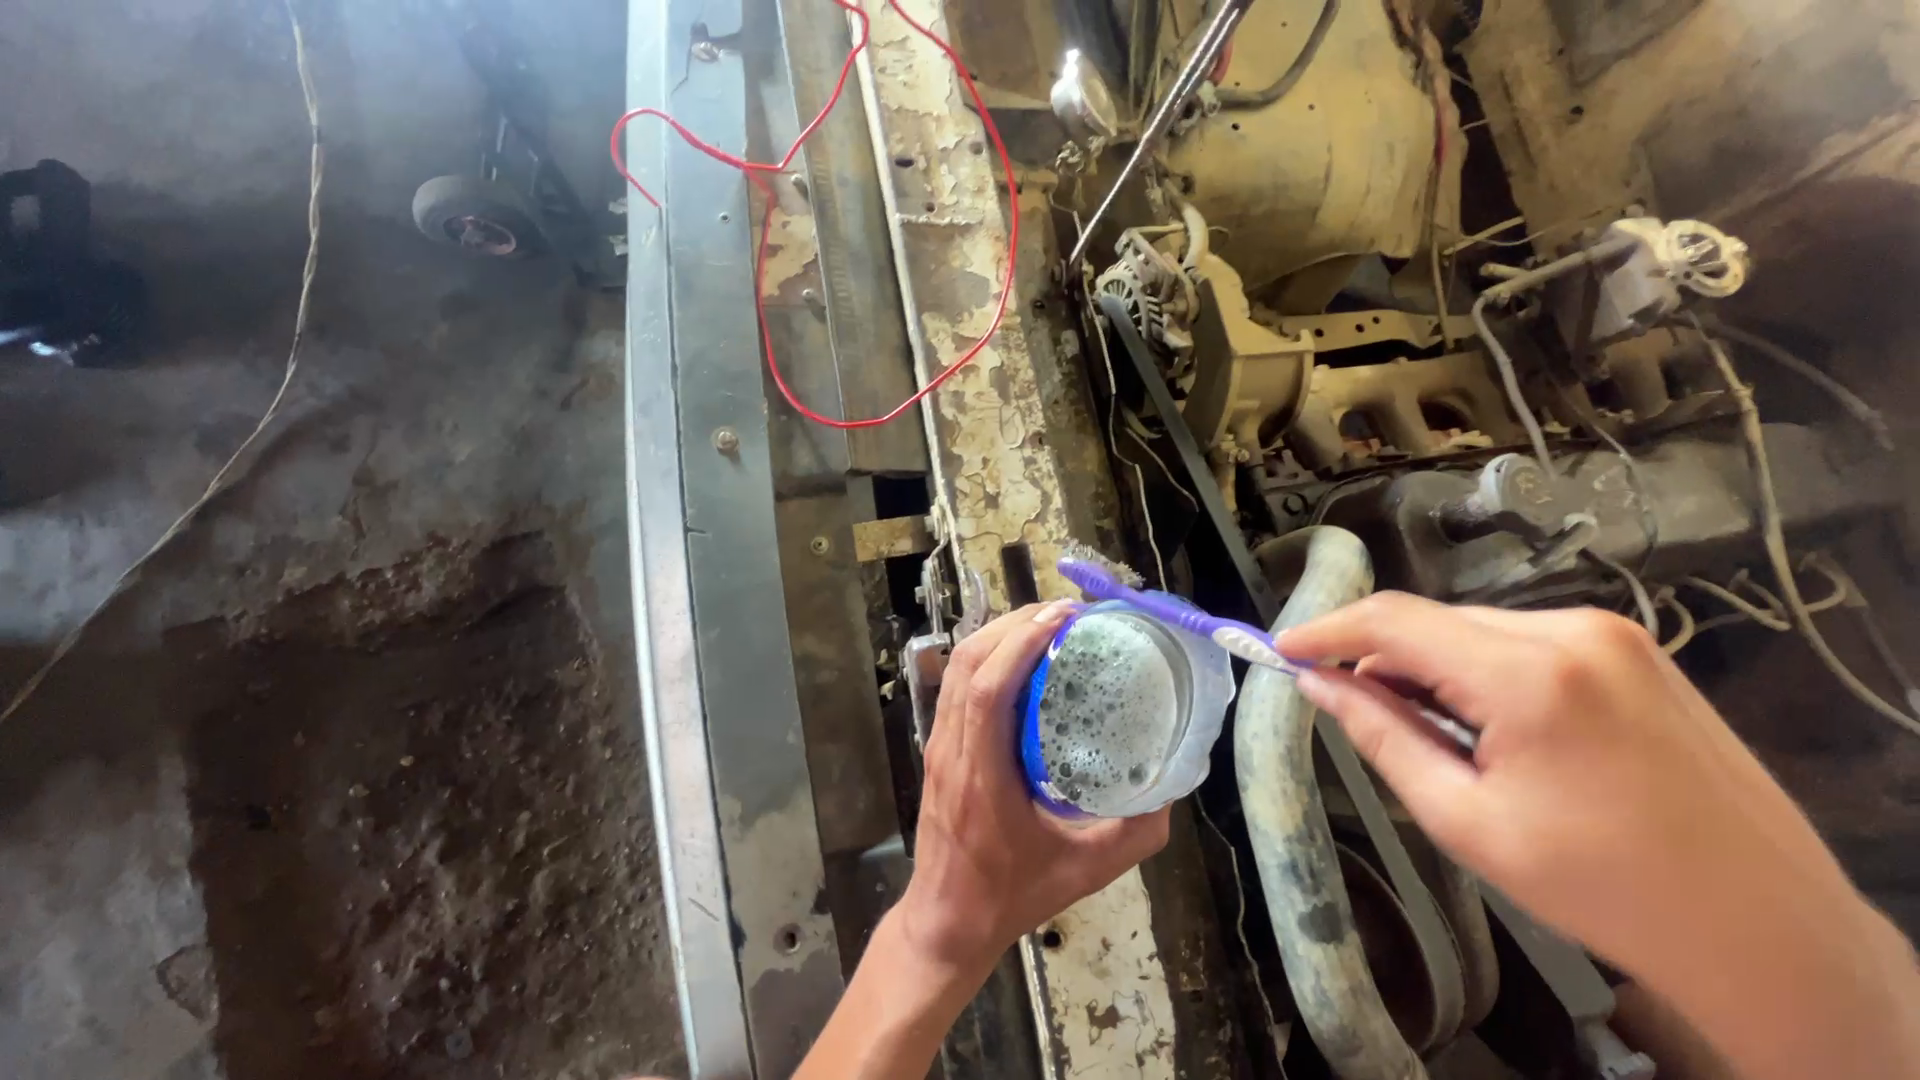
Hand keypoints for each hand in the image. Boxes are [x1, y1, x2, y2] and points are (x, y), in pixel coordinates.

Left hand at [895, 601, 1171, 974]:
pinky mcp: (938, 749)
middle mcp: (952, 749)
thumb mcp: (1086, 870)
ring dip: (997, 635)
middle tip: (1064, 613)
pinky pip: (956, 687)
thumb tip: (1169, 787)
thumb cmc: (1012, 895)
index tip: (1062, 617)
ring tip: (1046, 625)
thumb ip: (1134, 831)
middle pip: (966, 662)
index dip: (1020, 643)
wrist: (948, 921)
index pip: (987, 689)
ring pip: (955, 669)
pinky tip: (1023, 660)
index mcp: (981, 774)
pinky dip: (986, 659)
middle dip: (1011, 624)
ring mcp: (938, 746)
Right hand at [1278, 593, 1919, 1079]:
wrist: (1764, 927)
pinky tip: (1488, 725)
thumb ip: (1382, 736)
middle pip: (1434, 622)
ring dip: (1430, 667)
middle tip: (1352, 709)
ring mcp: (1614, 635)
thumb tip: (1319, 685)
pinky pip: (1521, 640)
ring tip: (1429, 733)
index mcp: (1529, 675)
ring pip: (1475, 629)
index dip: (1327, 631)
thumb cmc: (1601, 886)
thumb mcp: (1465, 819)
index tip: (1281, 651)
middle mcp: (1574, 631)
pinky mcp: (1635, 651)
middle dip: (1379, 658)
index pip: (1394, 621)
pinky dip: (1479, 670)